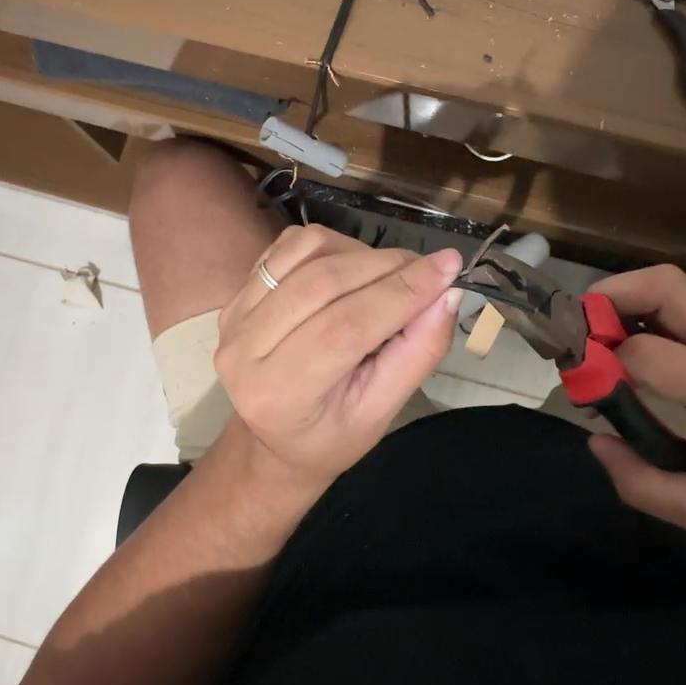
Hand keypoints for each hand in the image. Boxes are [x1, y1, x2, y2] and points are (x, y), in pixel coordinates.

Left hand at [214, 225, 461, 488]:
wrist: (277, 439)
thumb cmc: (332, 435)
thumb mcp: (382, 412)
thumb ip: (417, 354)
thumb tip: (448, 295)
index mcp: (279, 394)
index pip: (346, 327)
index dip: (402, 292)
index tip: (450, 267)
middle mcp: (244, 350)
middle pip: (324, 284)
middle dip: (388, 267)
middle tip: (432, 268)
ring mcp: (235, 317)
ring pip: (306, 255)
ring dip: (362, 253)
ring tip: (394, 274)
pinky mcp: (238, 293)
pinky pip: (290, 247)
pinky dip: (333, 245)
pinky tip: (355, 268)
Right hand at [582, 265, 685, 546]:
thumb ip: (645, 485)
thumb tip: (597, 440)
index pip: (651, 353)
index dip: (605, 365)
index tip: (583, 390)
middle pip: (669, 286)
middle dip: (612, 296)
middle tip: (578, 329)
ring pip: (675, 286)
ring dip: (625, 298)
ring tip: (594, 336)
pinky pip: (681, 308)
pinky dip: (641, 312)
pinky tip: (622, 348)